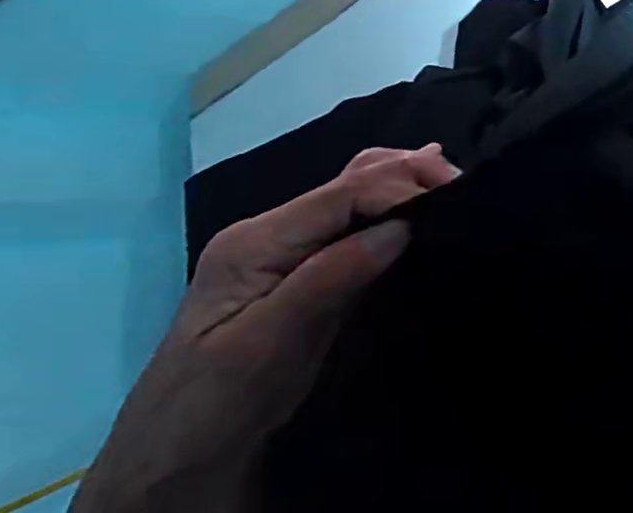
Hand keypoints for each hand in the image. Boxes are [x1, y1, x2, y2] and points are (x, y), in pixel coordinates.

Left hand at [72, 145, 458, 512]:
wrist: (173, 462)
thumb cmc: (210, 406)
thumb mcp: (263, 348)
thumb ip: (327, 279)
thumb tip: (400, 227)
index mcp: (255, 241)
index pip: (341, 193)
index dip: (398, 182)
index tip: (450, 190)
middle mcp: (273, 230)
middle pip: (349, 180)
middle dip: (407, 170)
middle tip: (459, 181)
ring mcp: (288, 246)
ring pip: (356, 191)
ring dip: (403, 180)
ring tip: (449, 180)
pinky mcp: (306, 266)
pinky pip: (357, 220)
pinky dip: (394, 202)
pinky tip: (421, 197)